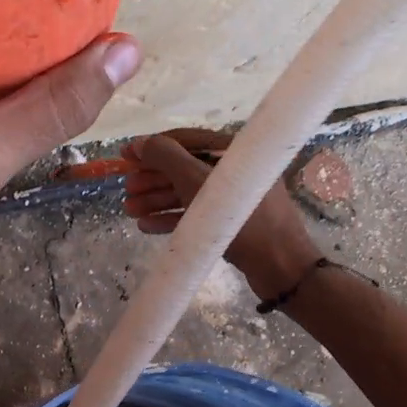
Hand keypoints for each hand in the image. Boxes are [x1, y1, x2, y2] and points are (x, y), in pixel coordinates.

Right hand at [121, 129, 321, 299]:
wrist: (281, 266)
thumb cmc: (239, 216)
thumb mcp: (196, 179)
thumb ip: (166, 156)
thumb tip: (140, 142)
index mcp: (230, 151)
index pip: (184, 139)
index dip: (152, 146)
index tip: (125, 155)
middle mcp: (233, 169)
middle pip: (182, 167)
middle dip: (152, 178)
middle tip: (127, 190)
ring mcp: (233, 197)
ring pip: (186, 191)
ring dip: (156, 199)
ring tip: (130, 210)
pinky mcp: (231, 221)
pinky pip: (196, 213)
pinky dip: (172, 217)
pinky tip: (147, 226)